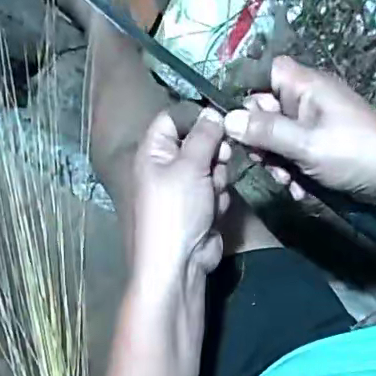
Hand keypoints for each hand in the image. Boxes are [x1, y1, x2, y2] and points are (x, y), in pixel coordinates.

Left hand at [128, 107, 230, 287]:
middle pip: (200, 143)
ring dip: (219, 180)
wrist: (179, 262)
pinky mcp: (201, 208)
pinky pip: (217, 192)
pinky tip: (213, 214)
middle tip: (221, 160)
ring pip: (214, 168)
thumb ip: (204, 135)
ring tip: (211, 197)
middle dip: (215, 153)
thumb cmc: (176, 210)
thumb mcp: (190, 165)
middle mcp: (167, 167)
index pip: (174, 119)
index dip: (197, 118)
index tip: (221, 120)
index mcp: (153, 152)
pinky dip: (219, 201)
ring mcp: (185, 189)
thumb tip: (213, 112)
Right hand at [222, 57, 375, 199]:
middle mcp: (308, 100)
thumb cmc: (354, 151)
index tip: (238, 122)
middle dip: (262, 141)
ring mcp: (316, 124)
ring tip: (288, 182)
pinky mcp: (322, 146)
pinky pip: (295, 154)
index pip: (265, 72)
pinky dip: (294, 171)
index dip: (248, 93)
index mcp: (304, 86)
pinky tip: (300, 189)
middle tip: (268, 163)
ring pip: (279, 138)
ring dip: (277, 163)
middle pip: (266, 111)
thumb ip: (265, 131)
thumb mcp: (305, 143)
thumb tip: (227, 119)